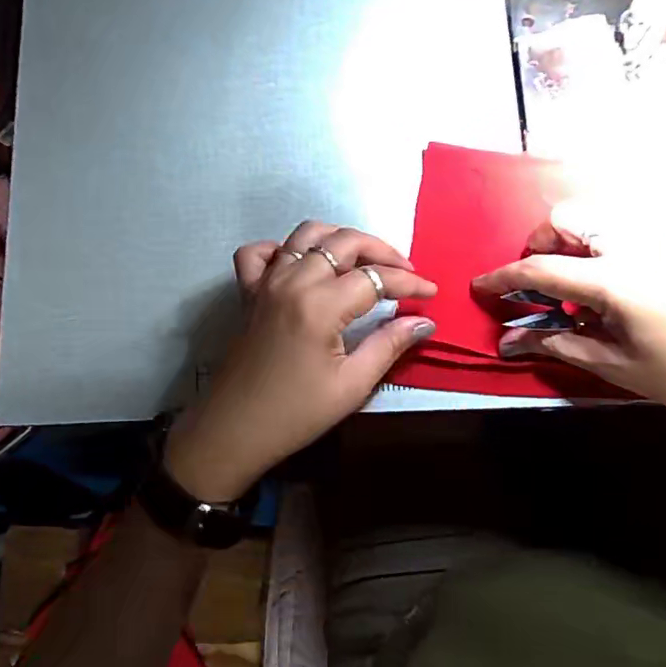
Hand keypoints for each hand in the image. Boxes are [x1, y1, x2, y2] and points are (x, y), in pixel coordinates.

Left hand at [163, 222, 436, 501]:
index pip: (375, 277)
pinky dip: (283, 249)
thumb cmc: (297, 413)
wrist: (234, 431)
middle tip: (405, 273)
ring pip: (306, 235)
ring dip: (340, 239)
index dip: (409, 283)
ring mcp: (266, 283)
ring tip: (363, 260)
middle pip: (344, 242)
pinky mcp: (248, 293)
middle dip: (382, 251)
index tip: (431, 293)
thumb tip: (424, 321)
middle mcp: (292, 281)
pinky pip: (260, 253)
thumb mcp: (352, 384)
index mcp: (320, 305)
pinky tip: (302, 265)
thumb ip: (389, 344)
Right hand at [471, 200, 665, 472]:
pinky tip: (632, 273)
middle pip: (566, 216)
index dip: (503, 279)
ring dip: (578, 236)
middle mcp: (638, 239)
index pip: (540, 269)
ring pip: (602, 208)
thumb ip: (560, 344)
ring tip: (589, 278)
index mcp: (616, 279)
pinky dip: (616, 236)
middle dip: (543, 244)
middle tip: (547, 283)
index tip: (483, 287)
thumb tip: (511, 340)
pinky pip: (639, 216)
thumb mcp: (620, 367)